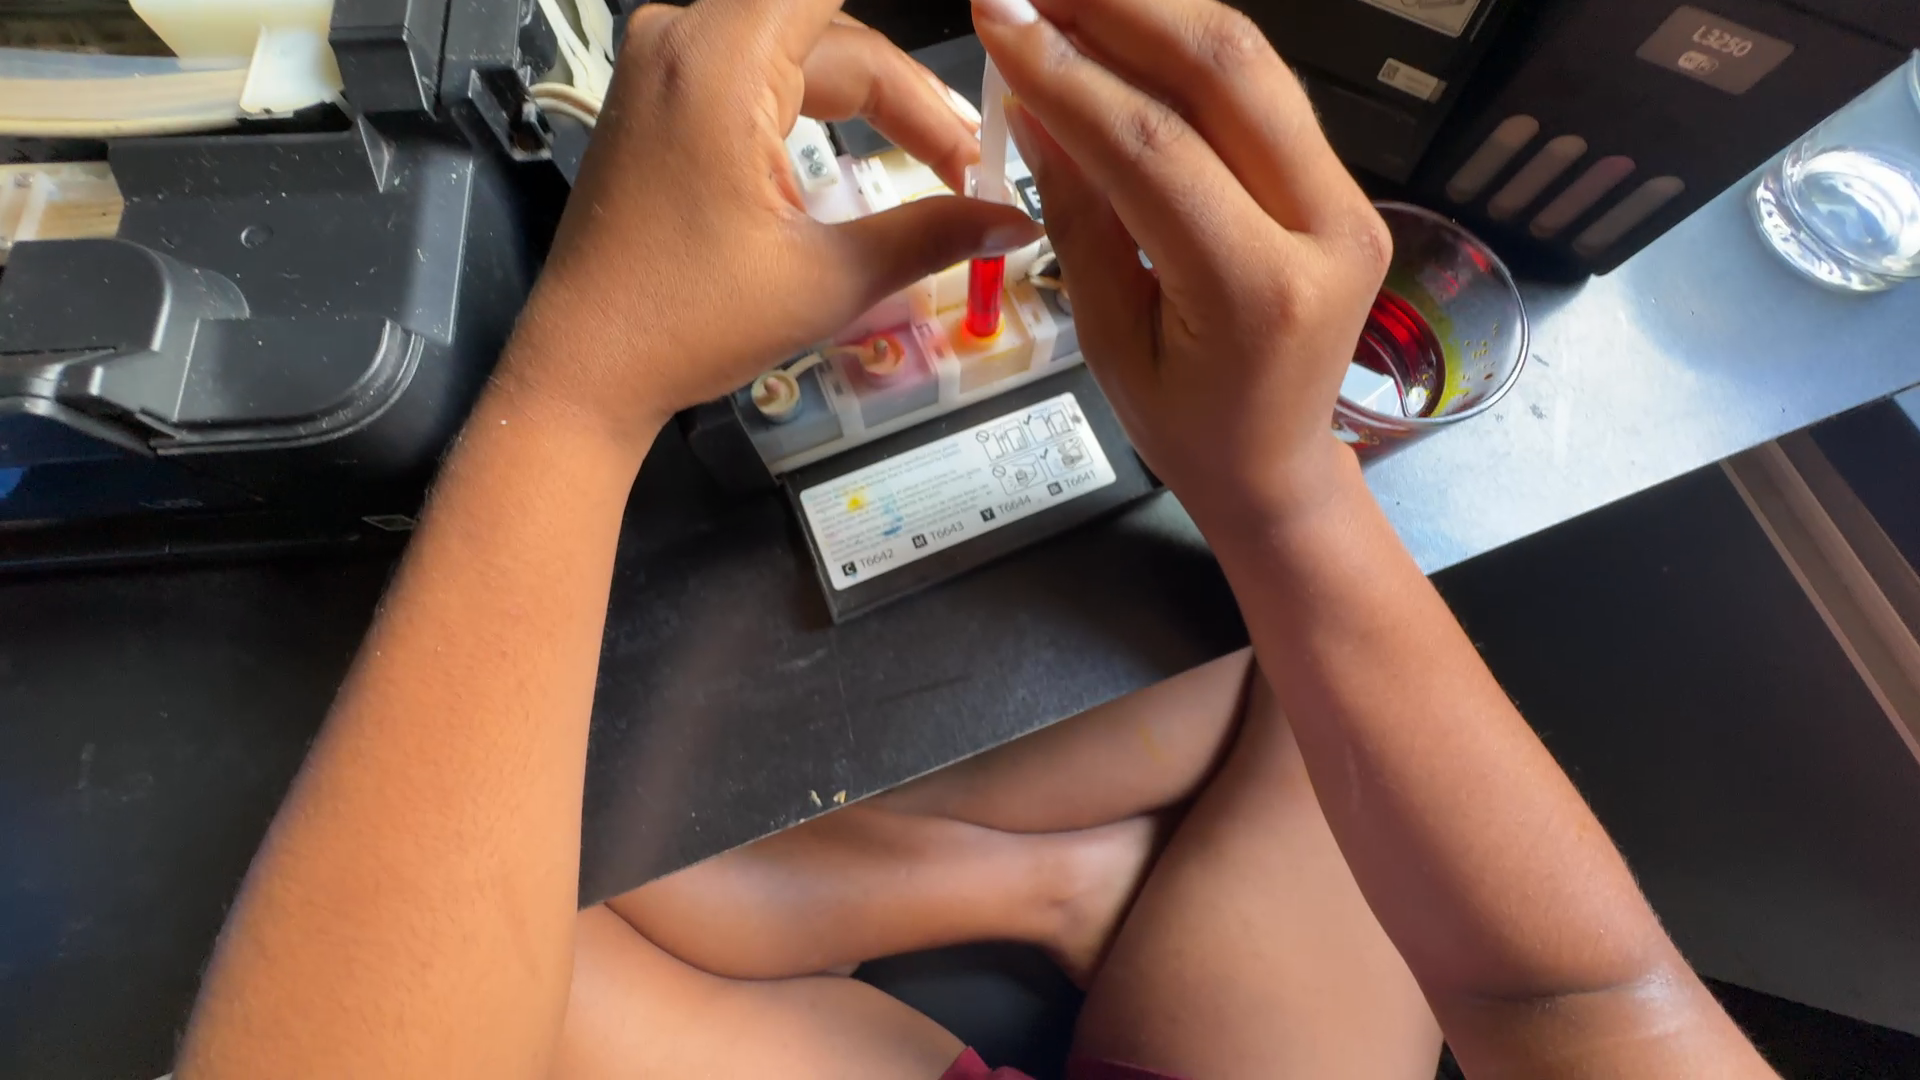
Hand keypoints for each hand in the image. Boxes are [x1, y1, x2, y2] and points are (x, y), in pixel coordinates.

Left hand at [501, 0, 1043, 452]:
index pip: (853, 22)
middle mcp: (685, 35)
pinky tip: (853, 152)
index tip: (980, 123)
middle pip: (829, 37)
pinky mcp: (655, 103)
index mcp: (724, 58)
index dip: (925, 72)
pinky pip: (751, 79)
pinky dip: (810, 111)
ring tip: (933, 160)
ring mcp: (662, 66)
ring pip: (792, 55)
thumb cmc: (700, 323)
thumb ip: (930, 235)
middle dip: (908, 100)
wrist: (591, 366)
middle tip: (971, 167)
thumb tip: (1017, 221)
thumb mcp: (829, 279)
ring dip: (864, 102)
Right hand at [975, 0, 1390, 527]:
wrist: (1274, 464)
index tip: (999, 18)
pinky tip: (1127, 40)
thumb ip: (1080, 222)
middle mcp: (1324, 230)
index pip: (1152, 149)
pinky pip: (1262, 99)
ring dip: (1155, 14)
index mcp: (1254, 294)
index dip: (1068, 74)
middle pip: (1224, 71)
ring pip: (1252, 66)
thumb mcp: (1109, 343)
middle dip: (1119, 5)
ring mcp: (1348, 200)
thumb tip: (1038, 111)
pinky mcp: (1344, 187)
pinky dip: (1188, 58)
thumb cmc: (1183, 431)